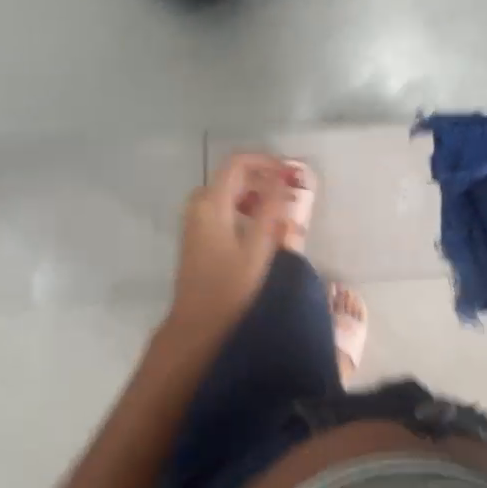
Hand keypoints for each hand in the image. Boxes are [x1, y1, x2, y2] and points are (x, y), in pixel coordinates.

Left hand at [165, 153, 288, 343]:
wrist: (196, 326)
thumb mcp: (257, 249)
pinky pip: (223, 208)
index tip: (289, 173)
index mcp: (211, 204)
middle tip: (290, 195)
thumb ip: (270, 209)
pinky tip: (262, 229)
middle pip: (233, 176)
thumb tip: (283, 178)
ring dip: (255, 195)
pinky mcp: (198, 236)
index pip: (237, 163)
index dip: (265, 161)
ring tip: (281, 214)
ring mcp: (195, 221)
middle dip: (263, 180)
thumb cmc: (228, 289)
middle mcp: (199, 206)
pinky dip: (244, 209)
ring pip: (228, 193)